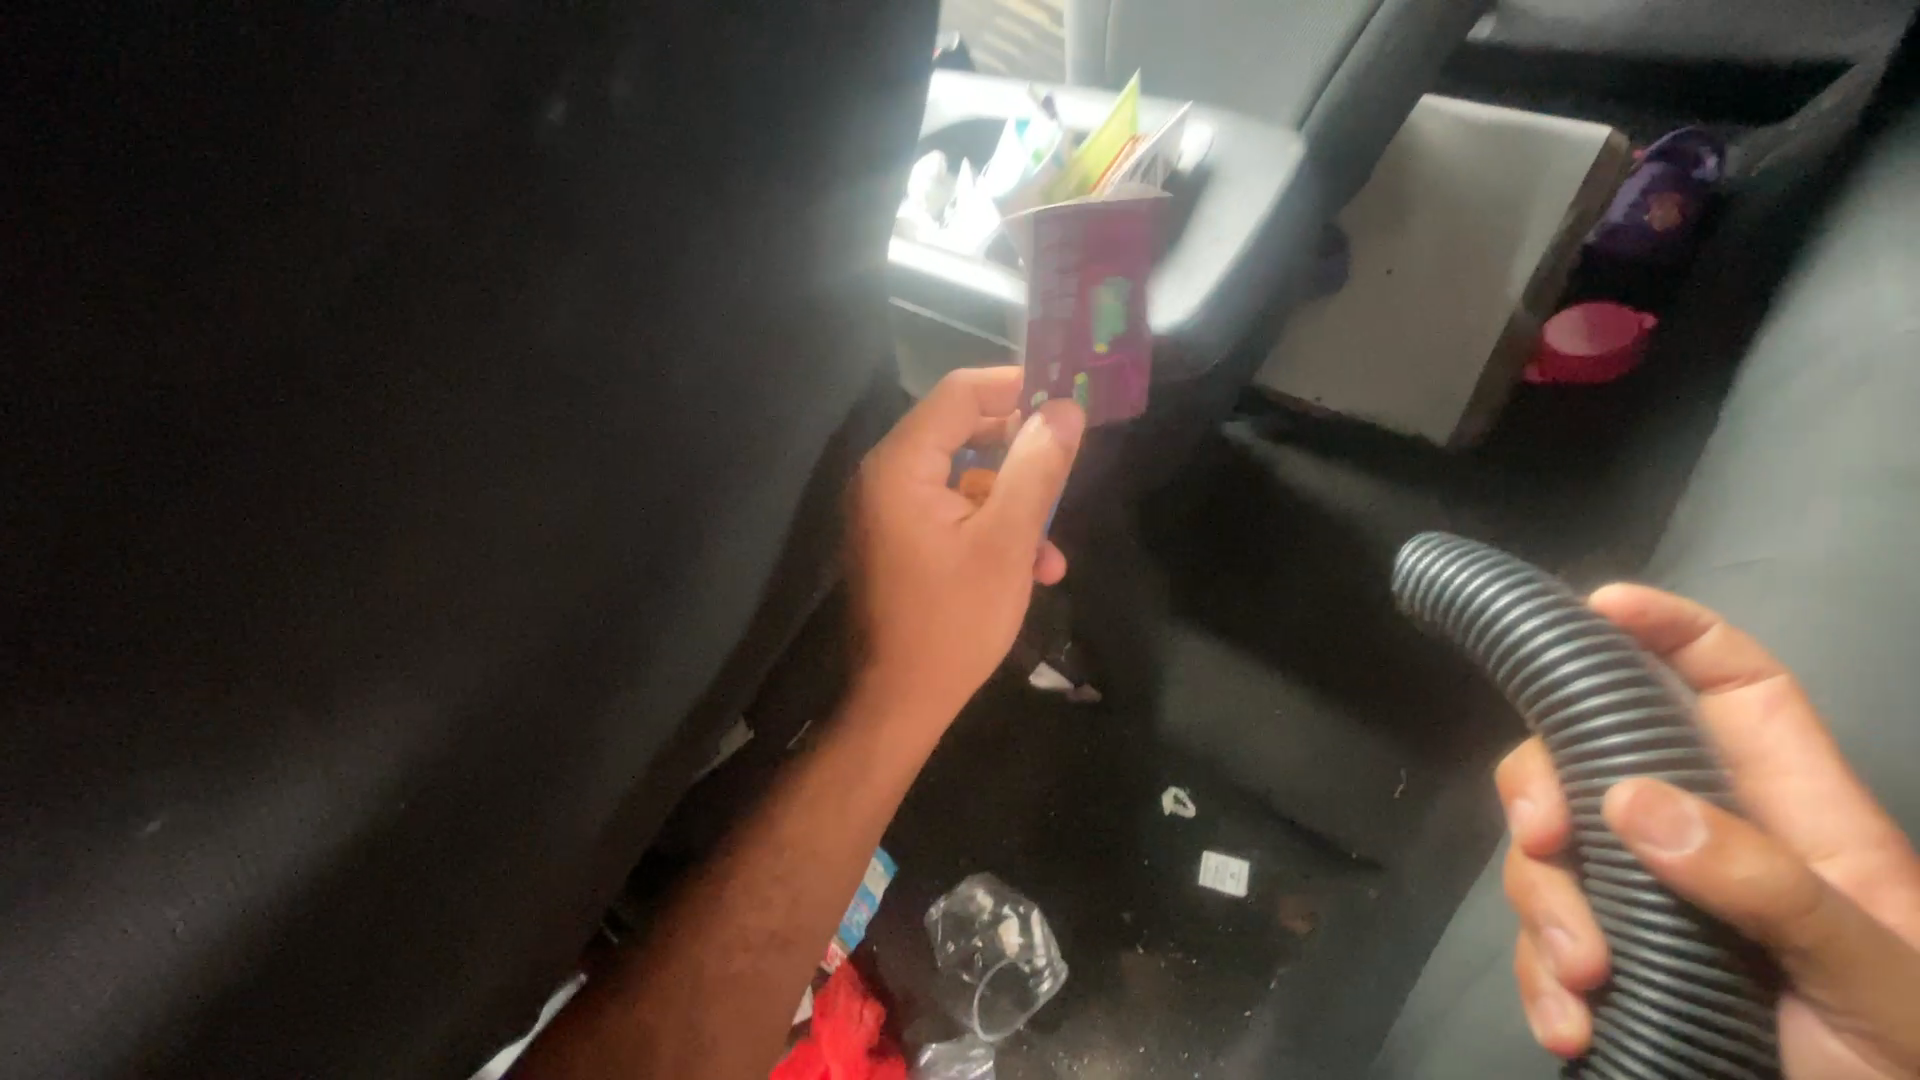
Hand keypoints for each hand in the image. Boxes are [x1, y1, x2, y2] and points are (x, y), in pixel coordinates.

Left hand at [846, 367, 1083, 723]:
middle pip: (962, 433)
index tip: (1066, 395)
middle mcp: (885, 478)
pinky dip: (990, 530)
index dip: (1015, 386)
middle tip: (1069, 462)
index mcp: (901, 466)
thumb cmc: (953, 621)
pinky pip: (951, 514)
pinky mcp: (899, 541)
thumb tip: (1065, 409)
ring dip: (1014, 504)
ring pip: (963, 480)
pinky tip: (1031, 568)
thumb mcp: (1008, 541)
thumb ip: (1037, 467)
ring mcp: (889, 512)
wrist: (900, 702)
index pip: (958, 394)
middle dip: (1021, 454)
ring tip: (1052, 549)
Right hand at [1498, 584, 1919, 1077]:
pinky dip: (1540, 977)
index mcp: (1792, 822)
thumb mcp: (1885, 987)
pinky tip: (1569, 1027)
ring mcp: (1652, 900)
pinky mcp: (1616, 958)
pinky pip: (1543, 935)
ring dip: (1545, 910)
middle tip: (1543, 844)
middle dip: (1542, 789)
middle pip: (1589, 761)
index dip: (1672, 633)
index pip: (1736, 692)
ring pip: (1550, 852)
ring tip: (1585, 985)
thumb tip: (1629, 800)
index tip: (1598, 606)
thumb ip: (1773, 891)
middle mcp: (1704, 842)